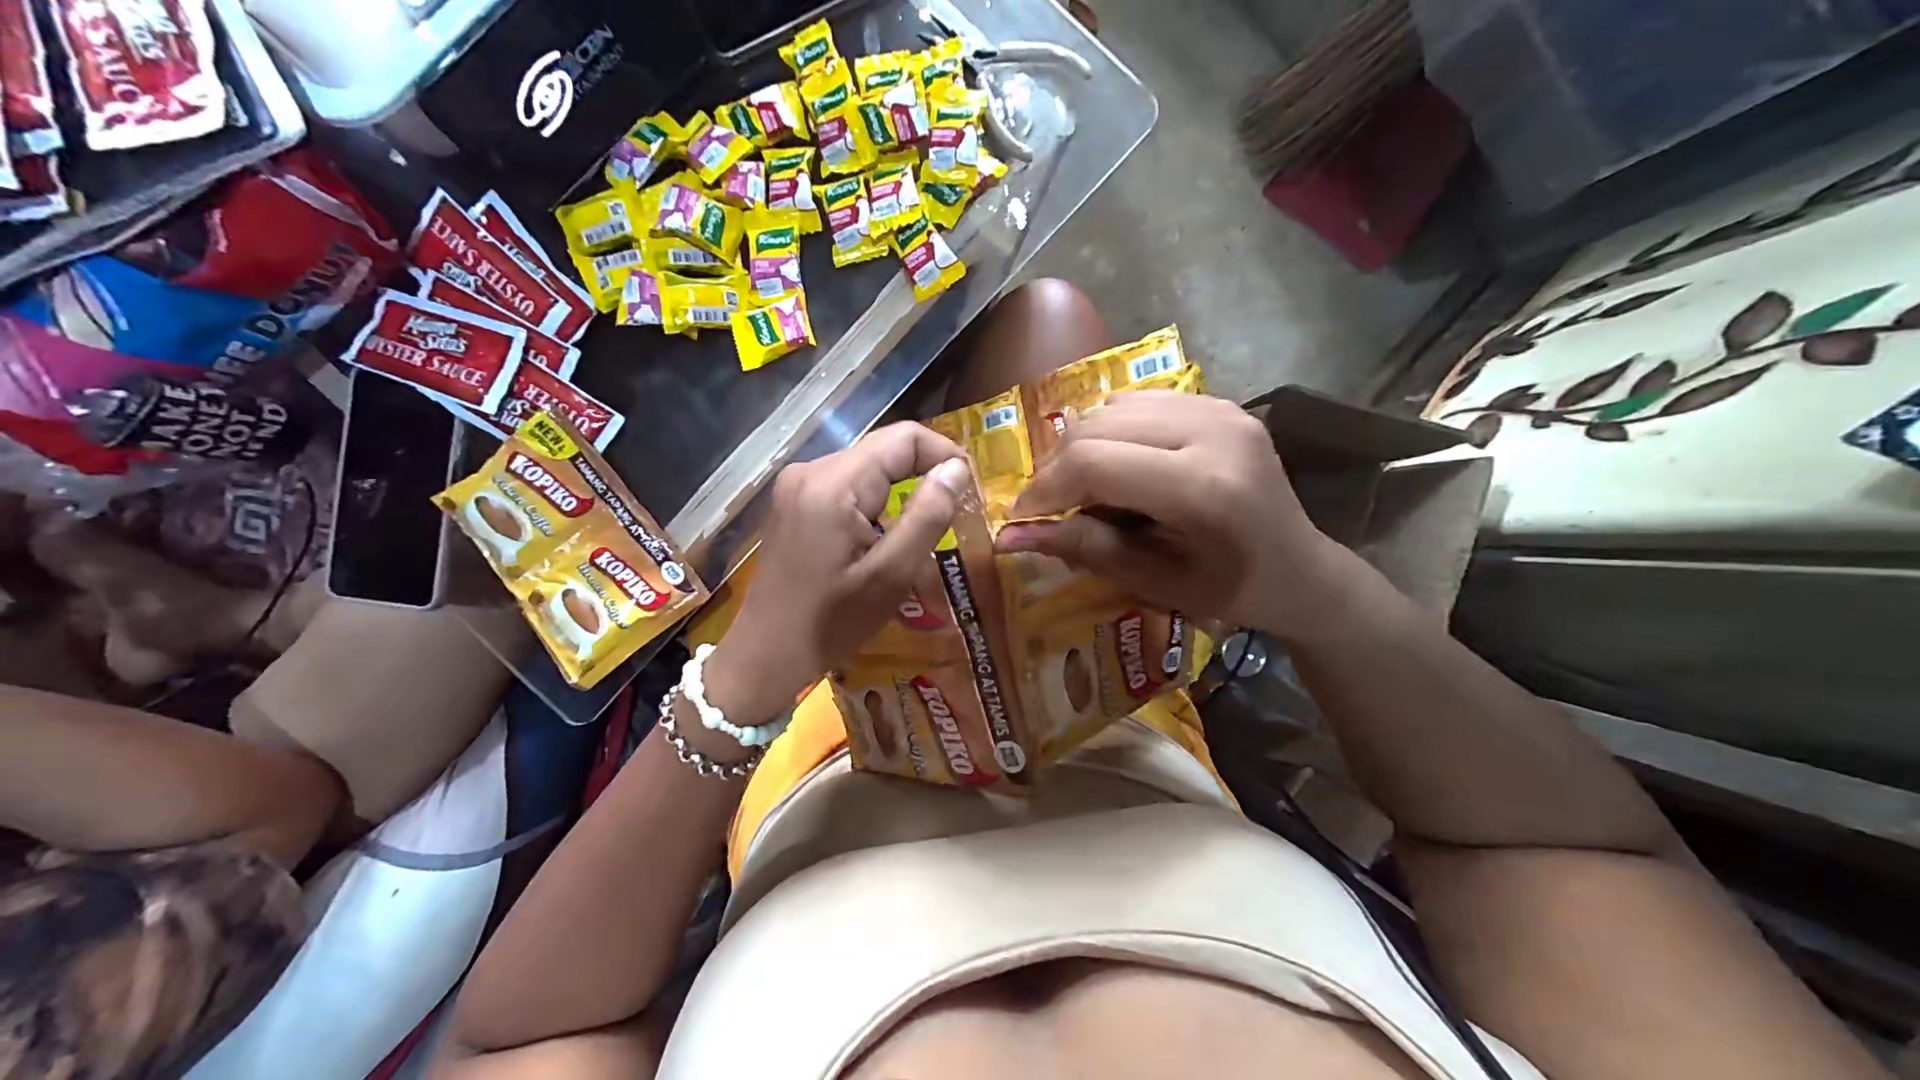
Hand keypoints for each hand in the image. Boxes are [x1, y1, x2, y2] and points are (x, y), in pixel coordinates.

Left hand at [702, 423, 969, 727]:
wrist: (767, 652)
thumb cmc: (832, 621)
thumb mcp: (891, 574)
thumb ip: (927, 515)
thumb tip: (956, 468)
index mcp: (834, 483)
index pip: (904, 437)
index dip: (945, 455)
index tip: (969, 490)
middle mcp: (811, 469)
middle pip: (884, 449)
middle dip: (924, 473)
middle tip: (953, 514)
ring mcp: (797, 484)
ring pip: (868, 466)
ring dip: (901, 489)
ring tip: (921, 530)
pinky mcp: (794, 501)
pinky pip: (847, 485)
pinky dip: (875, 501)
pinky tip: (884, 535)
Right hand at [994, 391, 1370, 644]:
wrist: (1301, 568)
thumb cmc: (1231, 591)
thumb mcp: (1157, 583)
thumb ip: (1087, 549)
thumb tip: (1013, 535)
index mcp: (1204, 487)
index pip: (1094, 462)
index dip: (1045, 488)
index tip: (1022, 519)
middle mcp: (1213, 431)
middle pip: (1096, 427)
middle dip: (1056, 468)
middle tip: (1047, 508)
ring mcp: (1220, 408)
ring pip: (1112, 406)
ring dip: (1081, 445)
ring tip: (1080, 487)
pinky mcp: (1219, 402)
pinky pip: (1139, 401)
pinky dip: (1111, 429)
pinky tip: (1117, 463)